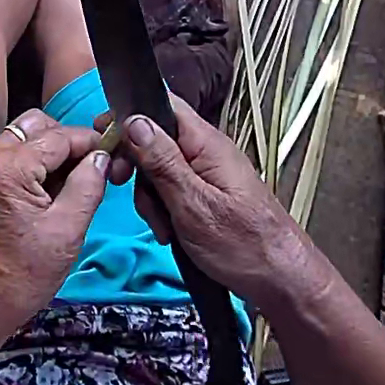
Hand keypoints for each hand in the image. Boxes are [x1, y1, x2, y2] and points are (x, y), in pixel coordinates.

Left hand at [0, 110, 109, 340]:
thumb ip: (89, 184)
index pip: (62, 135)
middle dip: (72, 143)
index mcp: (9, 166)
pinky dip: (40, 162)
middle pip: (41, 126)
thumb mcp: (68, 230)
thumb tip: (103, 156)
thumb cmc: (22, 275)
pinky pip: (17, 153)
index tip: (117, 158)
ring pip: (29, 136)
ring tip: (77, 181)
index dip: (94, 143)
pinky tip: (56, 189)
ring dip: (56, 151)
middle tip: (94, 170)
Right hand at [104, 95, 328, 312]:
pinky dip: (165, 210)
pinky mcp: (208, 195)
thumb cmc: (242, 244)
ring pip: (161, 169)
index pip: (164, 106)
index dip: (130, 116)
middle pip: (156, 140)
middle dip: (137, 167)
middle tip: (126, 191)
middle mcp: (207, 150)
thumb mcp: (193, 205)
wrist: (281, 279)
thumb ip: (162, 162)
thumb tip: (134, 120)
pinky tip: (171, 233)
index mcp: (206, 142)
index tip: (103, 138)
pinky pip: (174, 190)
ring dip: (152, 197)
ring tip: (164, 228)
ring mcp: (208, 173)